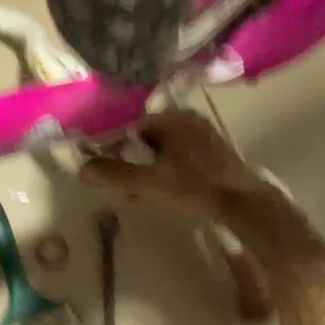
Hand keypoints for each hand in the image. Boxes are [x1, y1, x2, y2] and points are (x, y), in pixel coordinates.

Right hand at [80, 109, 279, 225]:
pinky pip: (181, 160)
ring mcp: (205, 137)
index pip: (133, 124)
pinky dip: (167, 173)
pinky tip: (164, 193)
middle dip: (133, 161)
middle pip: (148, 138)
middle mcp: (190, 120)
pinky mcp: (215, 155)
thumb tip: (83, 169)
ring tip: (140, 194)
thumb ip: (115, 175)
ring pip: (165, 151)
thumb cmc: (193, 188)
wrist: (242, 205)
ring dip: (149, 170)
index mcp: (173, 119)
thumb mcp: (149, 183)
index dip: (116, 145)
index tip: (106, 166)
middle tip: (123, 185)